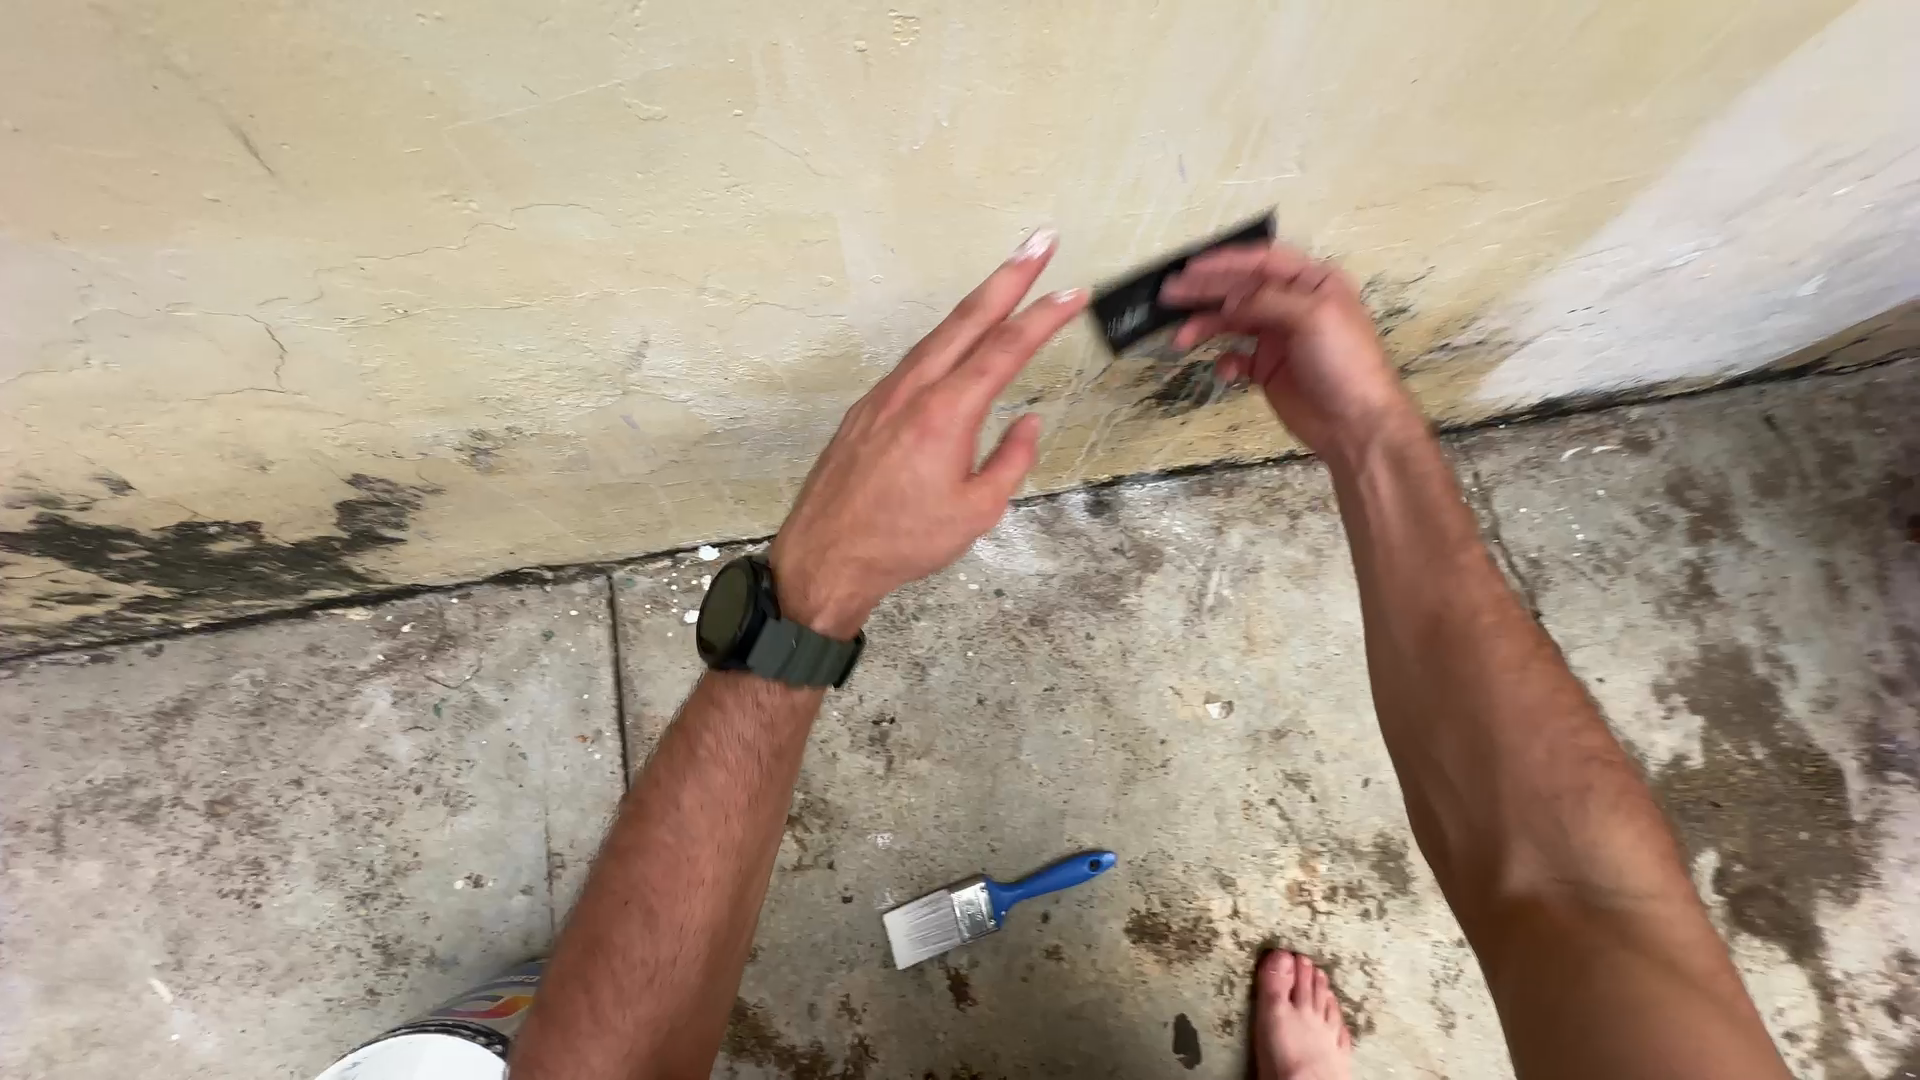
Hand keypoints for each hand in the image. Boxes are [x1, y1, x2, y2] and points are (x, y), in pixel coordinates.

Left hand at [769, 230, 1086, 637]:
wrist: (826, 556)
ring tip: (1004, 283)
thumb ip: (1010, 460)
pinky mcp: (865, 409)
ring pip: (936, 337)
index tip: (1073, 293)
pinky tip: (954, 344)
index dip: (1044, 317)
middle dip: (1009, 276)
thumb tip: (1028, 422)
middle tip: (1040, 242)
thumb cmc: (903, 541)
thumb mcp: (977, 511)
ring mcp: (883, 396)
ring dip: (975, 306)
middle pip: (967, 319)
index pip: (1005, 350)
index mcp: (946, 414)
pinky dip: (942, 341)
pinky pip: (912, 362)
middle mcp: (913, 391)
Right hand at [1159, 242, 1418, 463]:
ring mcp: (1278, 338)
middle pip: (1240, 290)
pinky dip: (1224, 362)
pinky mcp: (1267, 369)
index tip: (1190, 269)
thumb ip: (1267, 300)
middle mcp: (1292, 305)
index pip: (1262, 262)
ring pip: (1232, 323)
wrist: (1355, 421)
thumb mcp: (1313, 316)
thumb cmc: (1345, 362)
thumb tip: (1228, 298)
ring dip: (1205, 328)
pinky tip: (1223, 371)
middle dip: (1205, 292)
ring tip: (1180, 339)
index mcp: (1312, 283)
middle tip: (1170, 295)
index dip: (1225, 262)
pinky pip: (1236, 358)